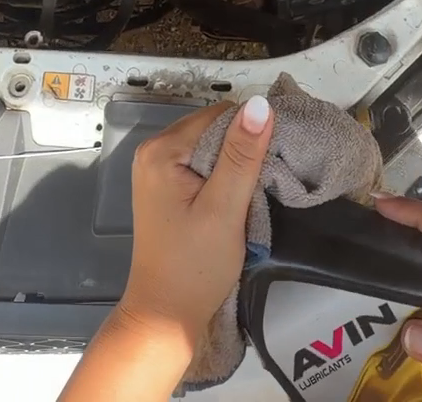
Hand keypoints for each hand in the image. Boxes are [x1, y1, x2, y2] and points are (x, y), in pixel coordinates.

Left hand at [119, 95, 273, 344]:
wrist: (166, 316)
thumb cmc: (195, 266)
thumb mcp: (225, 209)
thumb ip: (242, 155)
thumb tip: (259, 104)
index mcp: (162, 150)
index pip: (220, 116)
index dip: (249, 137)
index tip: (267, 167)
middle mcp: (154, 150)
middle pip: (214, 128)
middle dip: (240, 151)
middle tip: (257, 187)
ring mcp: (157, 167)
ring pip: (211, 145)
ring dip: (233, 165)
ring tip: (244, 196)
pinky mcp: (165, 184)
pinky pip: (202, 162)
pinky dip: (221, 176)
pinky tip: (230, 200)